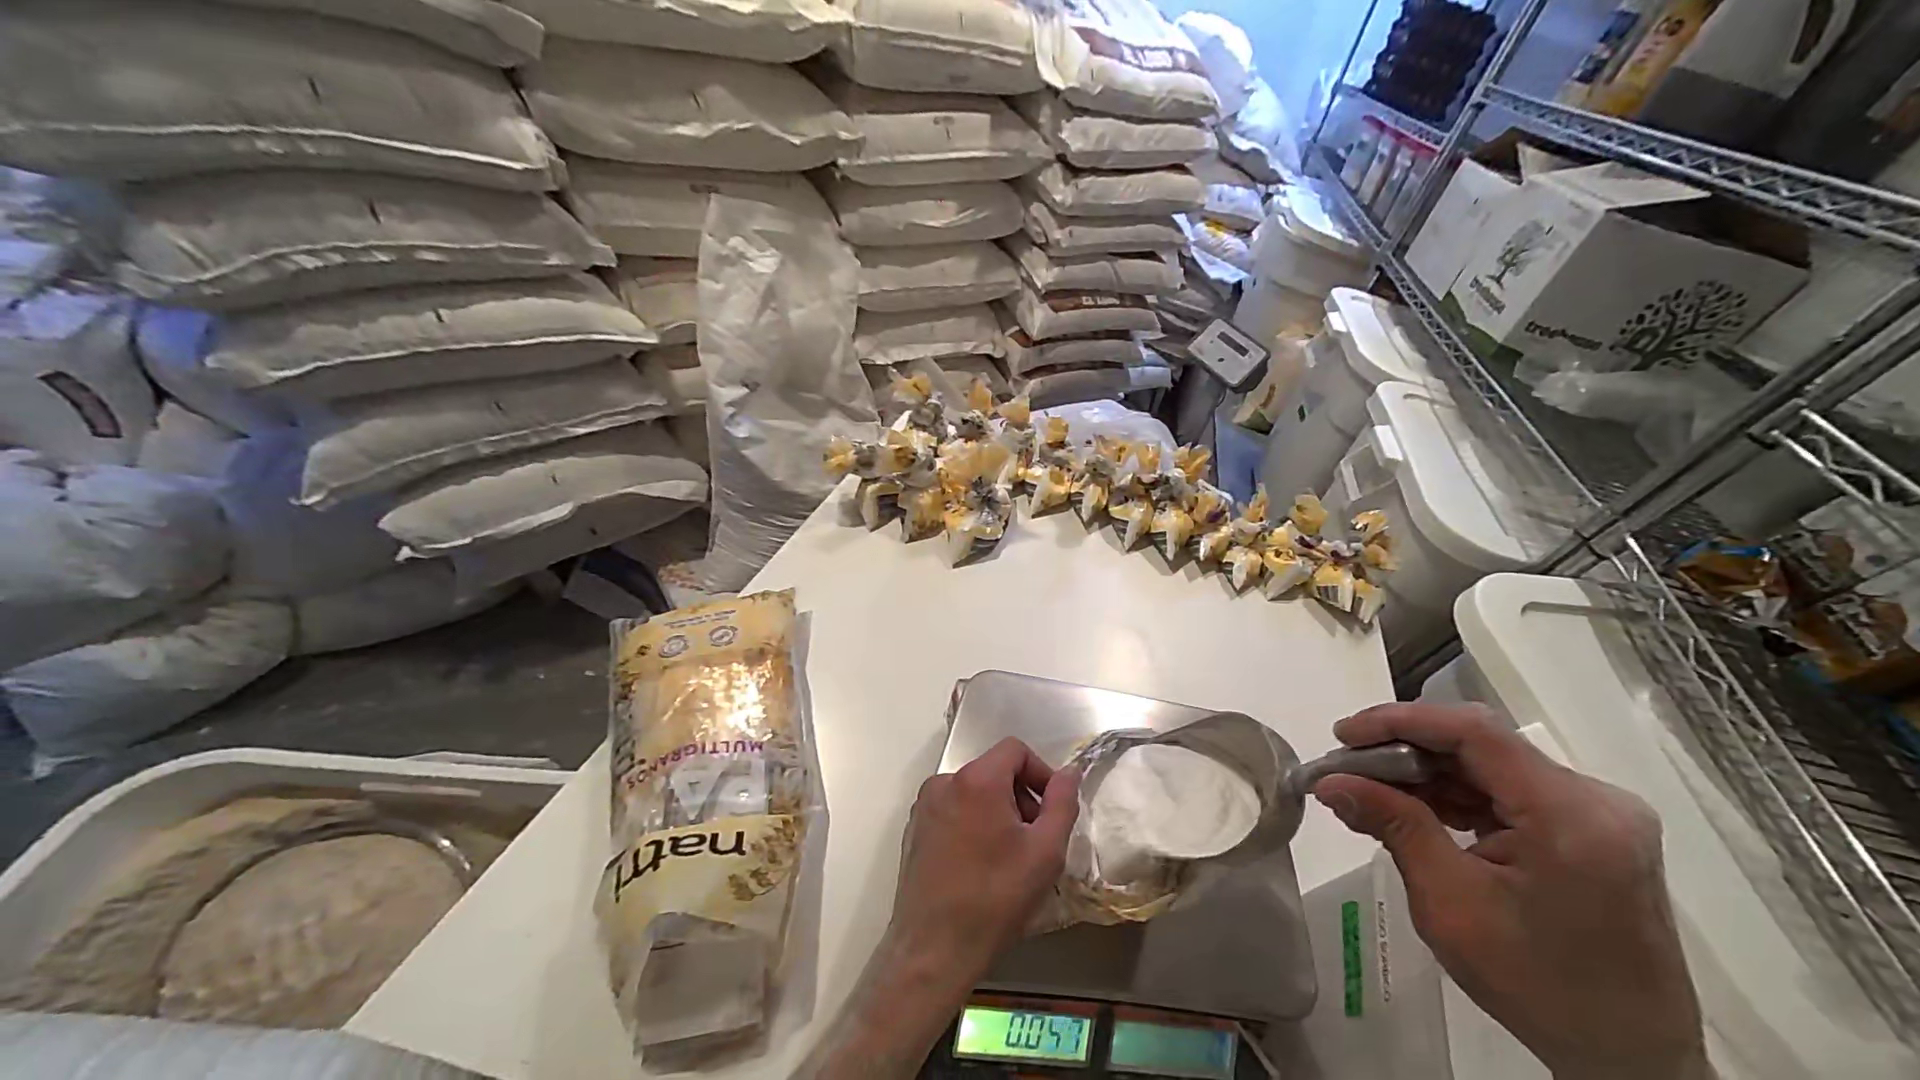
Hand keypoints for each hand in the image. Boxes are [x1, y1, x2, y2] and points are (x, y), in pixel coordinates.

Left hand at [795, 739, 1077, 1079]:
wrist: (935, 948)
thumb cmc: (996, 898)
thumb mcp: (1045, 851)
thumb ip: (1062, 802)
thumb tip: (1069, 772)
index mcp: (976, 780)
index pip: (1015, 750)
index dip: (1041, 773)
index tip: (1051, 810)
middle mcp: (944, 782)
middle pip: (994, 770)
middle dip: (1020, 796)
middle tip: (1035, 839)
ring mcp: (924, 806)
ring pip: (973, 791)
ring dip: (998, 811)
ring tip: (1009, 856)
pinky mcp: (913, 829)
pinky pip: (952, 810)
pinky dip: (972, 823)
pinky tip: (980, 865)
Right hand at [1313, 704, 1707, 1079]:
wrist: (1629, 1057)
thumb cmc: (1538, 985)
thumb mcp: (1451, 904)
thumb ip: (1394, 827)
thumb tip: (1329, 781)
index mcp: (1572, 815)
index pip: (1474, 732)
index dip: (1400, 721)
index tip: (1343, 736)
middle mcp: (1594, 799)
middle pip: (1481, 745)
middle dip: (1404, 750)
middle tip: (1345, 767)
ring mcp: (1597, 813)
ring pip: (1489, 765)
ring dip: (1425, 773)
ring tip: (1366, 789)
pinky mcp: (1589, 830)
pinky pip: (1506, 791)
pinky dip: (1453, 795)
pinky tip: (1412, 810)